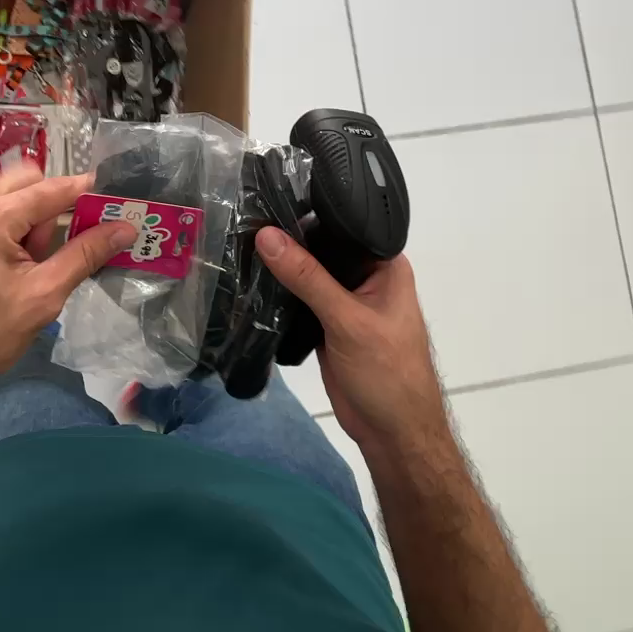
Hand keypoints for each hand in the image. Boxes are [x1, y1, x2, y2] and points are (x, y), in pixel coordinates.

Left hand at [0, 166, 134, 440]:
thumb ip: (84, 254)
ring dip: (28, 219)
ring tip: (30, 267)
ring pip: (5, 197)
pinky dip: (7, 228)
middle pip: (24, 182)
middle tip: (60, 245)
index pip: (49, 190)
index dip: (84, 190)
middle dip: (51, 204)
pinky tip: (11, 267)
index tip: (113, 194)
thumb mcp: (43, 296)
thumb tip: (124, 228)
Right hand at [255, 228, 446, 459]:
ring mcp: (343, 300)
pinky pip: (299, 297)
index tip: (269, 196)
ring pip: (307, 272)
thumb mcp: (347, 320)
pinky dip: (279, 290)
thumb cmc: (386, 373)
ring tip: (241, 239)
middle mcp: (364, 276)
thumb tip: (266, 235)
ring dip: (280, 264)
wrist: (391, 435)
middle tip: (245, 216)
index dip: (309, 211)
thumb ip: (306, 278)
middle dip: (288, 237)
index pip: (343, 224)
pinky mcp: (325, 322)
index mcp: (384, 265)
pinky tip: (251, 276)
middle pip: (321, 247)